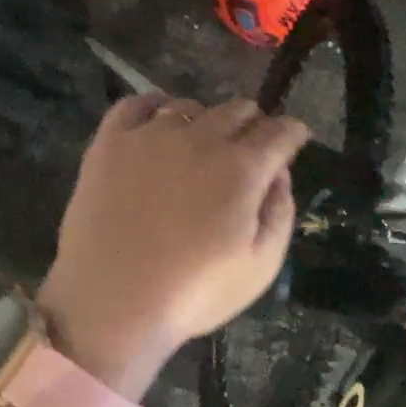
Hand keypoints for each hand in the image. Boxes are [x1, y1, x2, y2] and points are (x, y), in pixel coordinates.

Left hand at [36, 94, 309, 396]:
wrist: (112, 302)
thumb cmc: (193, 293)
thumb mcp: (260, 267)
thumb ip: (280, 213)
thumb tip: (279, 174)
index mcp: (242, 169)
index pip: (280, 132)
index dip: (293, 133)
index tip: (295, 140)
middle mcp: (200, 139)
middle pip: (238, 111)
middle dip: (253, 125)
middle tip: (251, 149)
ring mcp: (150, 137)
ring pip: (190, 107)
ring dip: (207, 120)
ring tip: (203, 144)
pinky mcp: (110, 144)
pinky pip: (136, 104)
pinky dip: (155, 105)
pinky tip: (158, 120)